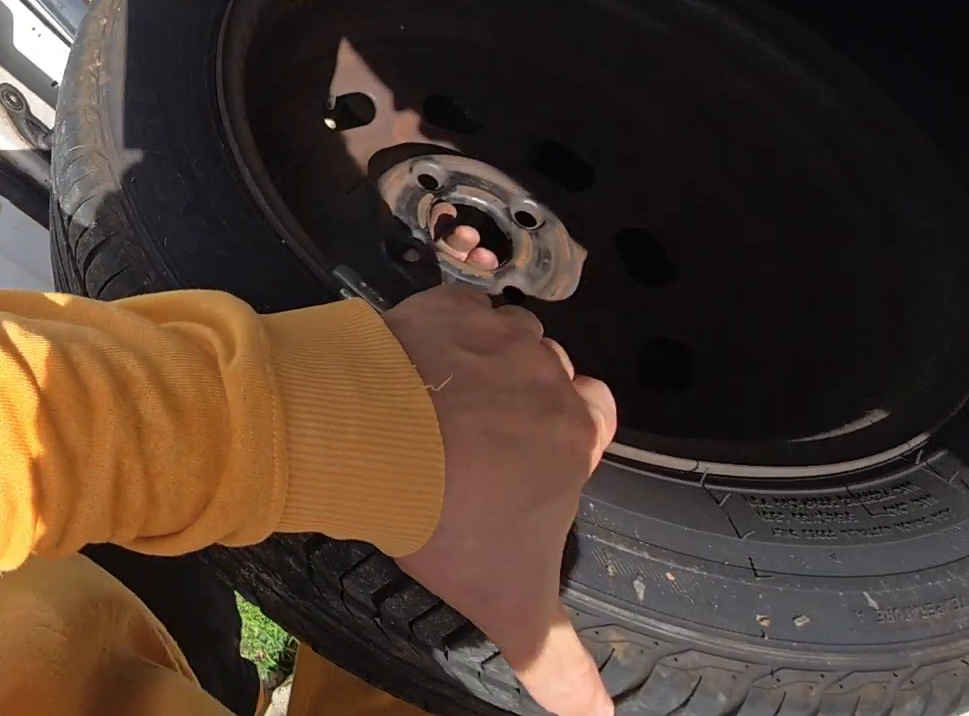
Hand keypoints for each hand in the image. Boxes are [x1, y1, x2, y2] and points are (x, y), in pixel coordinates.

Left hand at [384, 283, 617, 715]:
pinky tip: (411, 351)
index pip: (595, 412)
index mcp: (573, 434)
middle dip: (518, 389)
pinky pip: (453, 302)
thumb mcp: (511, 606)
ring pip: (502, 331)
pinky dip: (439, 319)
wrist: (373, 442)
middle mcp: (543, 374)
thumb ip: (562, 667)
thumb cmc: (450, 520)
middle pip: (545, 367)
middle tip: (468, 421)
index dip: (563, 425)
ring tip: (436, 386)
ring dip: (479, 352)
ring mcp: (489, 333)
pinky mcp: (437, 304)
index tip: (524, 445)